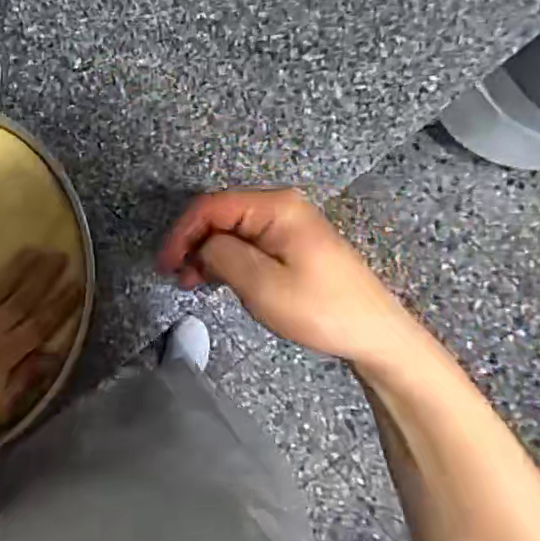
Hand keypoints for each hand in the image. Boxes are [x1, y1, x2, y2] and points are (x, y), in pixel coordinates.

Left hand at [0, 249, 83, 449]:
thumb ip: (24, 379)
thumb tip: (53, 356)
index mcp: (6, 353)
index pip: (41, 324)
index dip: (62, 304)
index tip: (79, 285)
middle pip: (23, 298)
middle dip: (45, 276)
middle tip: (61, 255)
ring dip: (16, 267)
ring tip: (34, 248)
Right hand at [156, 189, 415, 365]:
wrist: (375, 334)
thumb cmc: (319, 309)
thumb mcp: (261, 284)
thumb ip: (221, 255)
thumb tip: (202, 245)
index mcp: (275, 207)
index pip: (210, 206)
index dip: (181, 232)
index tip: (164, 264)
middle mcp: (281, 206)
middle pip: (220, 215)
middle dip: (192, 243)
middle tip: (177, 277)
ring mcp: (288, 224)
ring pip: (232, 230)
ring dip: (207, 254)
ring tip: (193, 283)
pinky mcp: (293, 244)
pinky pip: (248, 242)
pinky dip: (227, 259)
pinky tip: (218, 280)